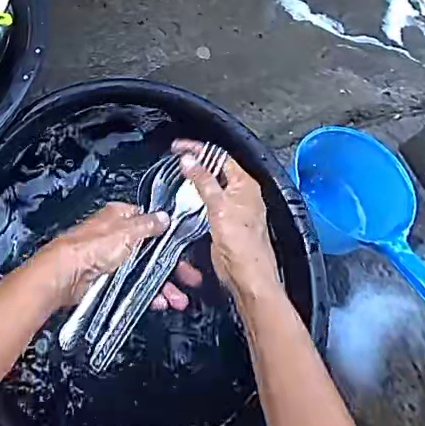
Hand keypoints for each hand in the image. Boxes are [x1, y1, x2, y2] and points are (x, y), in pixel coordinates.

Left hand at [34, 202, 181, 309]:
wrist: (65, 276)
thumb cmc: (91, 247)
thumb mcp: (127, 231)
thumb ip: (149, 224)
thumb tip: (164, 215)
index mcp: (120, 217)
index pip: (151, 223)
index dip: (169, 237)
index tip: (185, 251)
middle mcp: (117, 237)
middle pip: (151, 251)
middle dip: (171, 267)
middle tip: (189, 280)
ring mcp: (113, 260)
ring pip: (145, 271)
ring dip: (164, 285)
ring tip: (179, 299)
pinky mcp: (108, 281)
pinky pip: (134, 287)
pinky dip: (149, 294)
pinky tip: (160, 302)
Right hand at [173, 140, 281, 305]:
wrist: (248, 278)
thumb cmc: (243, 246)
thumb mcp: (219, 207)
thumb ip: (203, 182)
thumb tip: (189, 160)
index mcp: (245, 184)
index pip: (220, 156)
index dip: (199, 150)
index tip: (179, 148)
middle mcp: (241, 193)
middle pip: (216, 170)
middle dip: (196, 163)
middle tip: (176, 158)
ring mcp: (234, 208)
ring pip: (211, 186)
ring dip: (195, 180)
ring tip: (177, 175)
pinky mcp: (225, 222)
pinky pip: (209, 203)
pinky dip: (196, 198)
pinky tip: (185, 199)